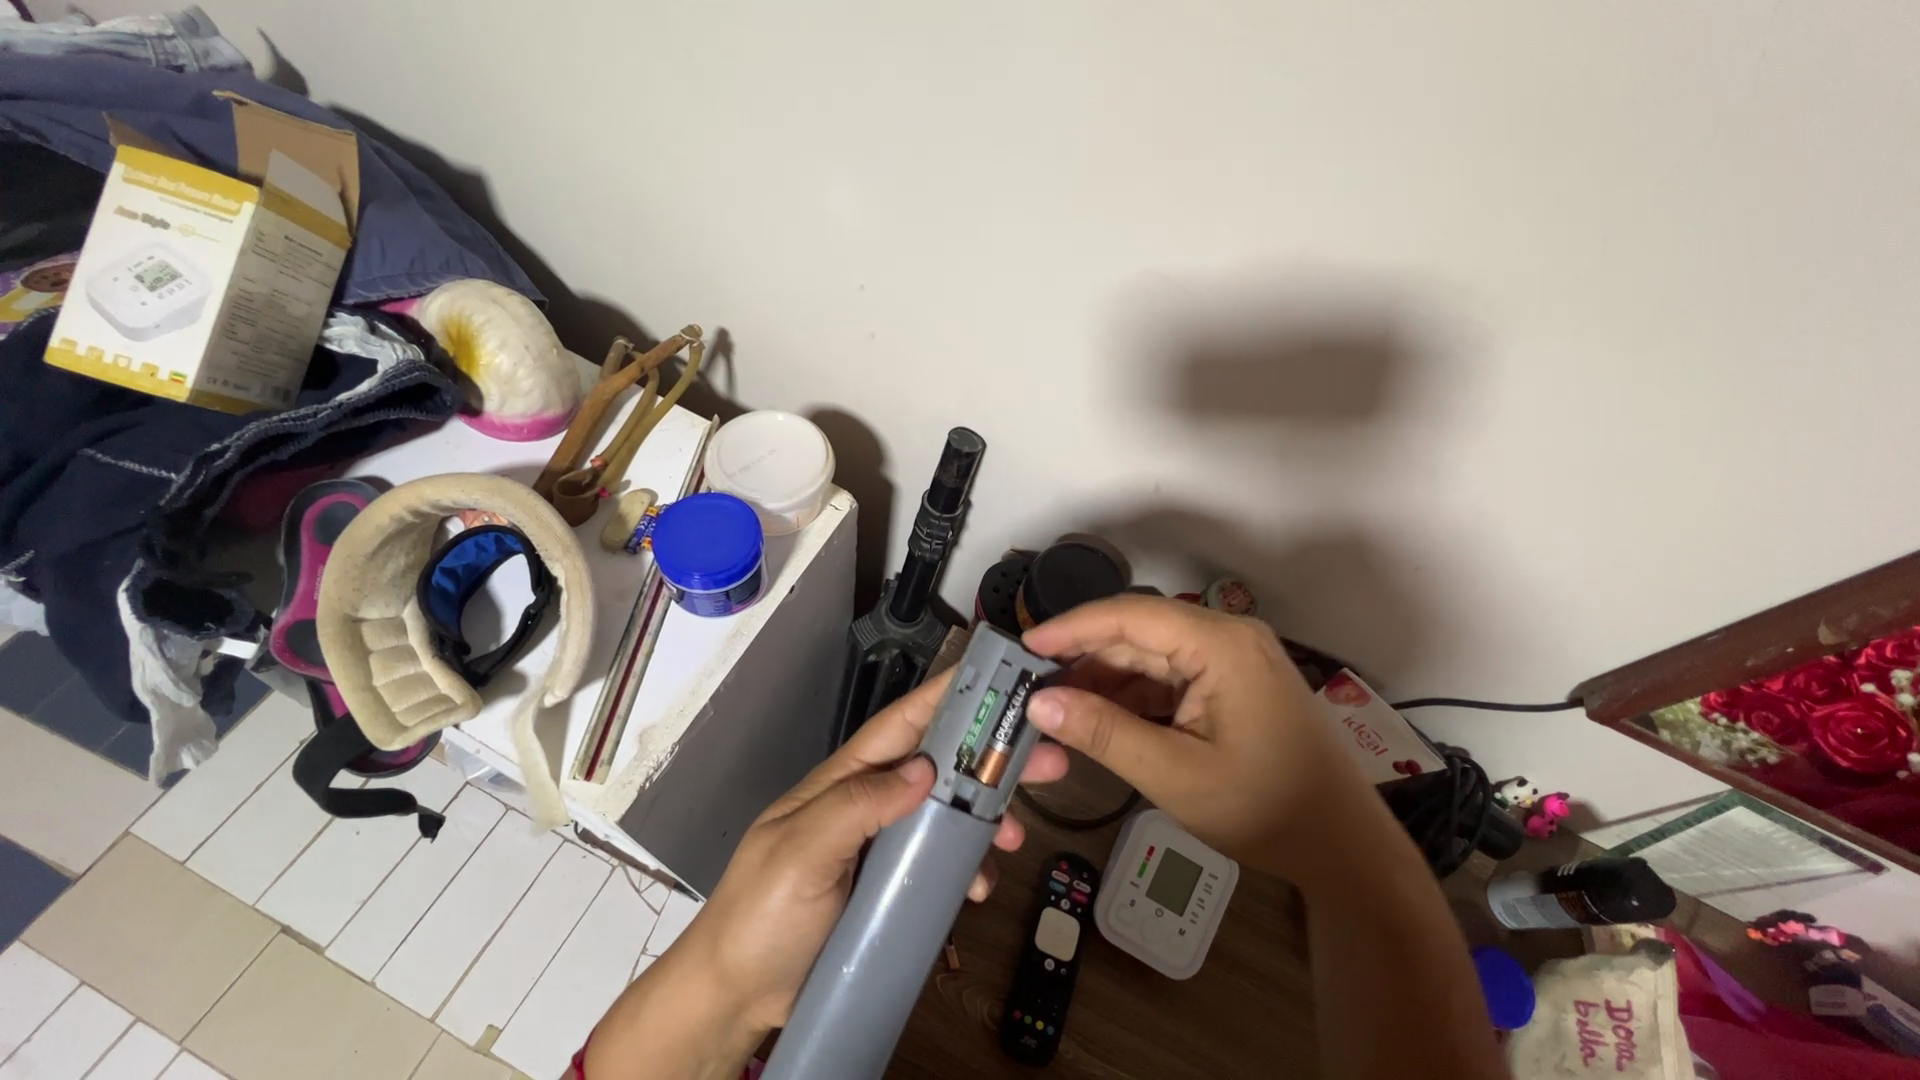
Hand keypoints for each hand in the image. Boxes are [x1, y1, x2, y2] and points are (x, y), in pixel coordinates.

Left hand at [665, 668, 1067, 1034]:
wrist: (738, 995)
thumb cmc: (759, 915)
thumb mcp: (798, 855)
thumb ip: (854, 809)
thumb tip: (923, 770)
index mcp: (844, 781)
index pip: (902, 724)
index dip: (947, 696)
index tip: (998, 678)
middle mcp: (870, 803)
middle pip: (940, 766)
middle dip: (991, 758)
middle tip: (1047, 760)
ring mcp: (884, 846)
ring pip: (948, 815)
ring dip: (988, 818)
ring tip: (1017, 838)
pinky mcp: (893, 886)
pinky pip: (942, 865)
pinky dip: (969, 868)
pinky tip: (981, 886)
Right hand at [1022, 594, 1370, 881]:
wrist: (1343, 847)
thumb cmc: (1263, 808)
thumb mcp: (1173, 773)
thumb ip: (1103, 732)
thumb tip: (1039, 703)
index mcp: (1220, 645)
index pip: (1129, 615)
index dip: (1071, 628)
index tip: (1024, 647)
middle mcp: (1227, 638)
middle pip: (1138, 632)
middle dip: (1085, 658)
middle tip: (1032, 685)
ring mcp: (1233, 660)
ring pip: (1151, 655)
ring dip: (1106, 679)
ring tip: (1057, 706)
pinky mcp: (1233, 684)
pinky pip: (1171, 677)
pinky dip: (1134, 696)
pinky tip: (1100, 717)